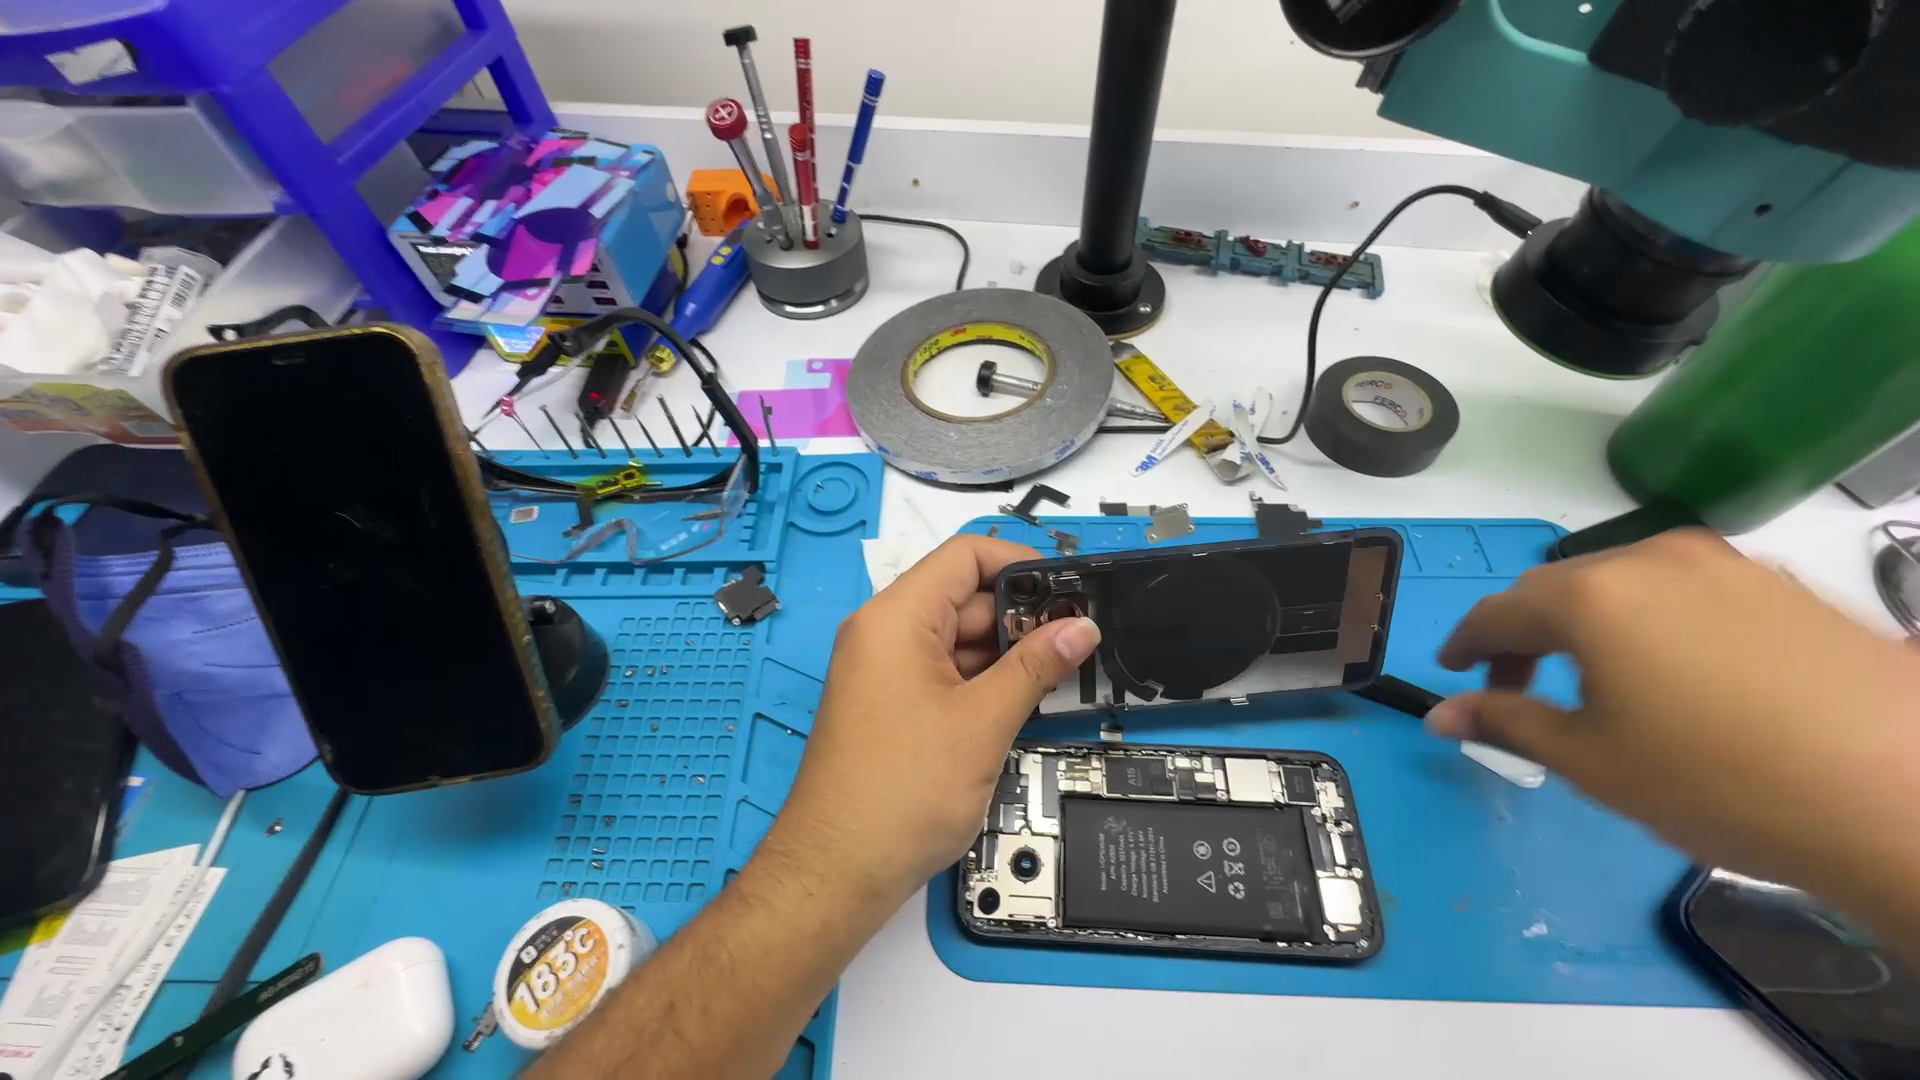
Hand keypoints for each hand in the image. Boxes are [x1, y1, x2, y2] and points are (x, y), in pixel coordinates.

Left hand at [764, 536, 1100, 907]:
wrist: (837, 872)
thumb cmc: (902, 793)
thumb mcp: (983, 723)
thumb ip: (1036, 666)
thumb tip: (1081, 628)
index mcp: (895, 618)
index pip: (964, 556)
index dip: (1021, 563)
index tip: (1069, 589)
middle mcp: (884, 634)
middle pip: (964, 598)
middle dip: (1022, 617)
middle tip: (1077, 641)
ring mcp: (885, 670)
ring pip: (958, 639)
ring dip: (1005, 654)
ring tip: (1058, 675)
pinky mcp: (892, 704)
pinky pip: (944, 672)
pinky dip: (983, 681)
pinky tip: (1022, 700)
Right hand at [1428, 530, 1919, 929]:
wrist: (1917, 804)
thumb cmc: (1719, 782)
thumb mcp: (1591, 761)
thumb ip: (1505, 723)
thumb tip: (1440, 717)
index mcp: (1591, 596)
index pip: (1497, 613)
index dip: (1464, 646)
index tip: (1451, 674)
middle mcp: (1651, 560)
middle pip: (1556, 591)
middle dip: (1525, 638)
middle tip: (1520, 691)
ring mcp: (1727, 566)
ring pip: (1622, 585)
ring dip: (1588, 627)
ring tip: (1600, 684)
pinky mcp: (1786, 587)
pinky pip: (1685, 592)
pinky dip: (1652, 623)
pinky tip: (1676, 674)